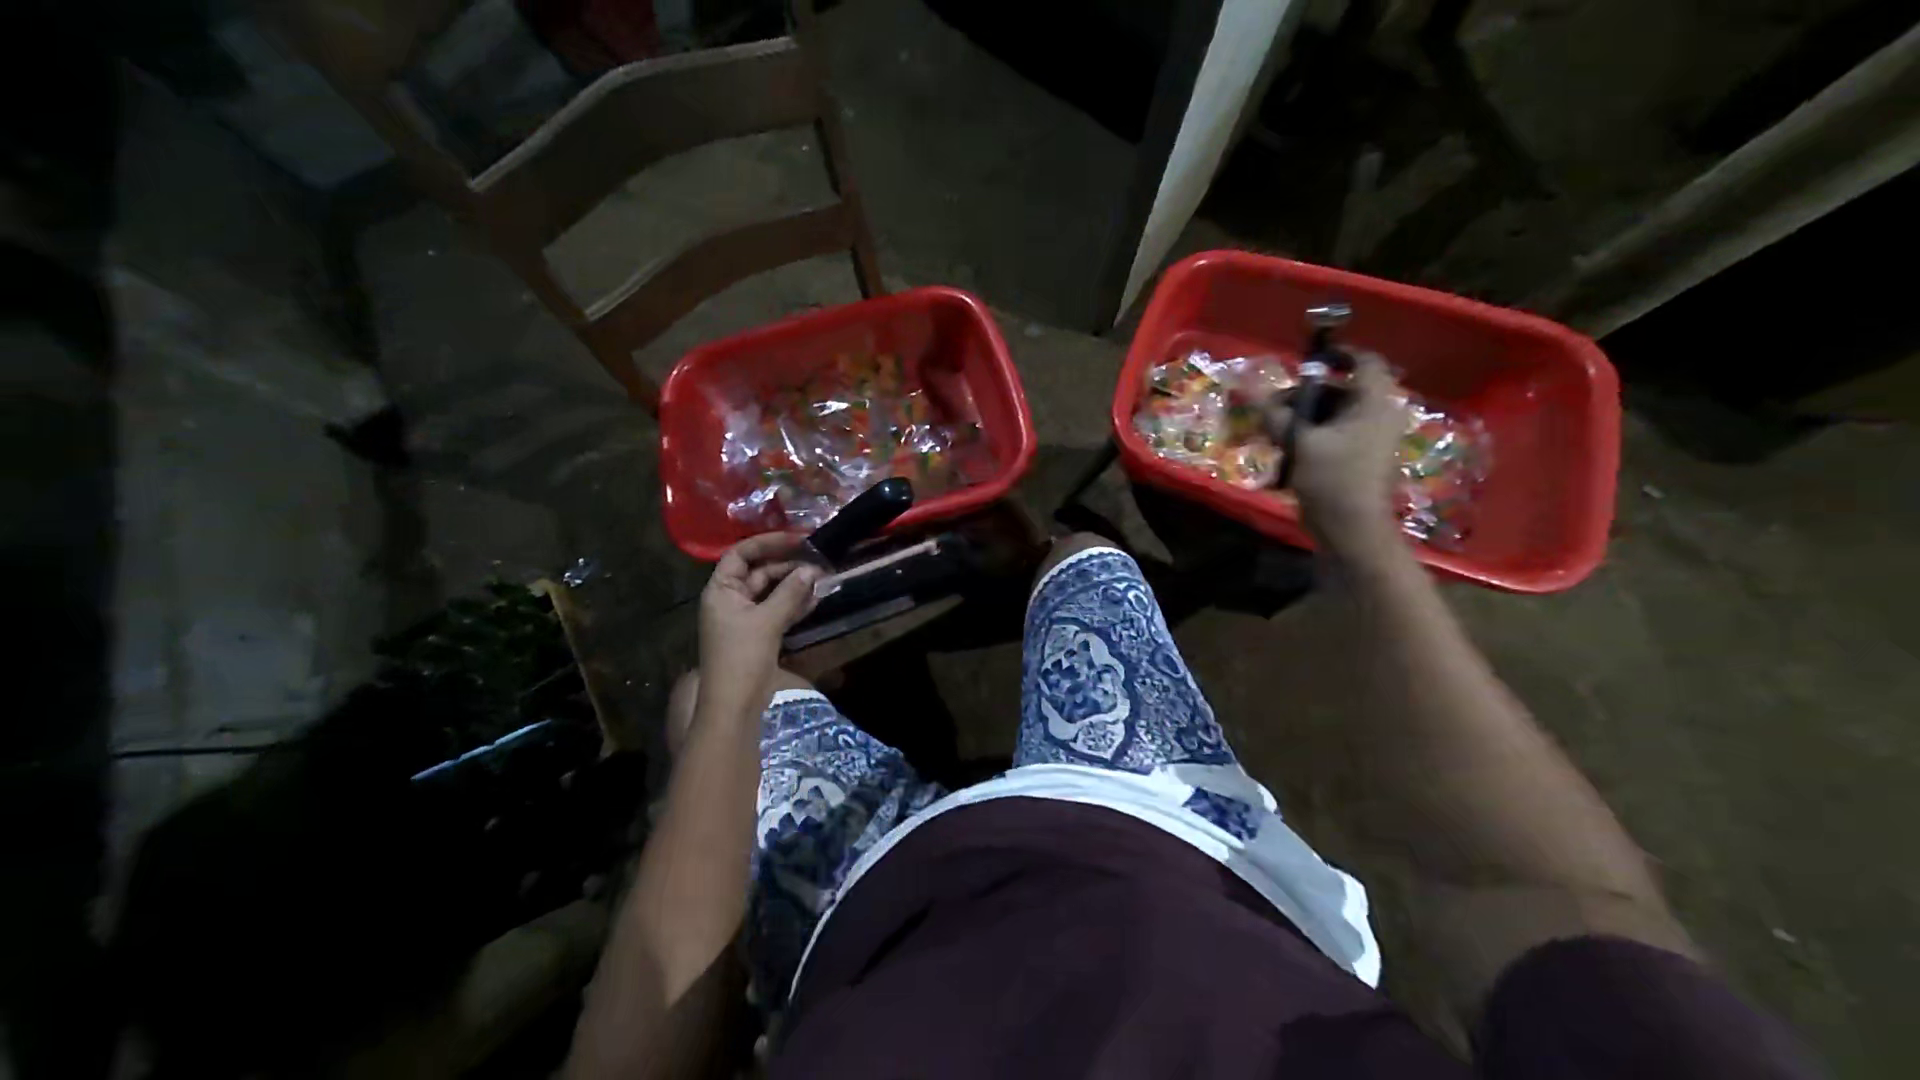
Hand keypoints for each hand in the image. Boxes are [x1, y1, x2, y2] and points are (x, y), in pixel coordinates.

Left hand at [698, 533, 823, 701]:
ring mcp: (744, 618)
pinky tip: (817, 598)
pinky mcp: (758, 634)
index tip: (798, 539)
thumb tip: (812, 569)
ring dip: (795, 585)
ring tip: (823, 577)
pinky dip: (794, 604)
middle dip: (788, 565)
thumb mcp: (767, 621)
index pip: (741, 554)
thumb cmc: (742, 657)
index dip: (768, 542)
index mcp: (721, 590)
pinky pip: (777, 610)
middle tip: (818, 561)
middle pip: (759, 571)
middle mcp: (730, 599)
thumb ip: (790, 593)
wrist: (734, 705)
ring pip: (771, 592)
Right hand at [1280, 350, 1407, 557]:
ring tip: (1276, 433)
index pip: (1364, 361)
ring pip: (1335, 414)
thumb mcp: (1299, 442)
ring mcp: (1372, 437)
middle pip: (1341, 390)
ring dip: (1304, 418)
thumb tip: (1255, 393)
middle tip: (1275, 407)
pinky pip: (1336, 434)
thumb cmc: (1332, 478)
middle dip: (1306, 395)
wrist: (1352, 527)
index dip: (1337, 355)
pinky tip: (1288, 452)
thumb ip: (1277, 415)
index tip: (1308, 361)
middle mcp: (1379, 414)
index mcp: (1374, 402)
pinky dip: (1313, 436)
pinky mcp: (1361, 457)